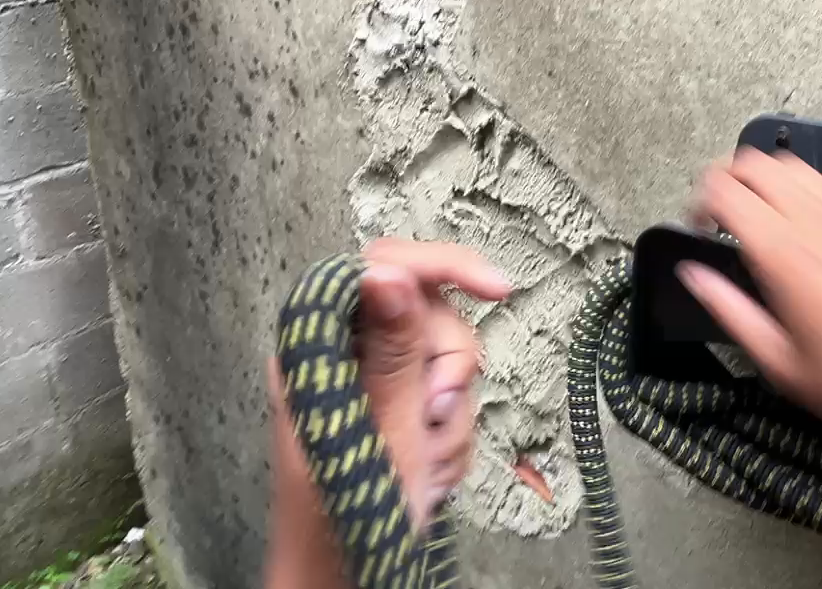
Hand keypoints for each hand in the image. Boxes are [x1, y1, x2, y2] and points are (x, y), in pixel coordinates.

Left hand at [266, 240, 510, 588]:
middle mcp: (349, 347)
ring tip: (428, 461)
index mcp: (323, 338)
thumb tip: (388, 271)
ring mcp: (375, 375)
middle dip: (449, 367)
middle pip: (430, 313)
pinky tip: (431, 469)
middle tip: (437, 415)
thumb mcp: (380, 429)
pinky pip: (450, 393)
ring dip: (452, 413)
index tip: (499, 290)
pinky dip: (451, 432)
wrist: (345, 584)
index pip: (387, 265)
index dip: (445, 266)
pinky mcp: (399, 402)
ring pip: (447, 356)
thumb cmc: (347, 512)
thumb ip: (390, 348)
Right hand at [680, 148, 821, 460]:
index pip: (724, 189)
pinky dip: (801, 191)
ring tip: (759, 220)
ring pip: (793, 165)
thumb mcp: (782, 365)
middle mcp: (817, 220)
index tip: (697, 228)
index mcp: (785, 252)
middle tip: (719, 219)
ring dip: (764, 180)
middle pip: (755, 162)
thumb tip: (694, 275)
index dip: (698, 200)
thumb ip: (729, 310)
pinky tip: (805, 231)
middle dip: (725, 180)